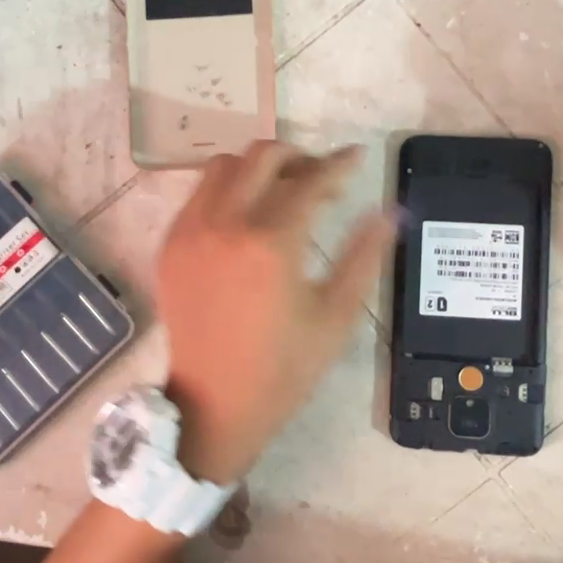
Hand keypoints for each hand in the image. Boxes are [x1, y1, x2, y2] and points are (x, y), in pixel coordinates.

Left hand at [155, 142, 391, 484]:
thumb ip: (365, 254)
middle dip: (298, 156)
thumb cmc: (283, 369)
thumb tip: (392, 210)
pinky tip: (246, 217)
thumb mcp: (336, 315)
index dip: (339, 165)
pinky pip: (197, 195)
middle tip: (321, 177)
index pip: (310, 180)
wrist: (214, 406)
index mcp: (270, 242)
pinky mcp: (170, 245)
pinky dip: (226, 190)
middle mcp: (224, 223)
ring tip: (283, 192)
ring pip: (223, 167)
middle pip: (261, 156)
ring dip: (257, 167)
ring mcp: (190, 232)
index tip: (357, 158)